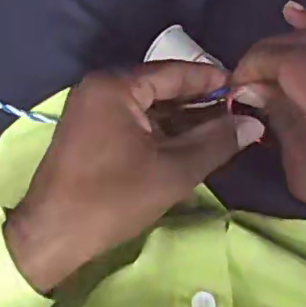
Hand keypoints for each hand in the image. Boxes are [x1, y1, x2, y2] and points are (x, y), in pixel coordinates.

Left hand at [6, 62, 265, 292]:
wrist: (52, 234)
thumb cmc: (113, 198)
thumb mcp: (173, 170)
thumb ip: (216, 142)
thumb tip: (253, 123)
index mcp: (115, 85)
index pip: (174, 71)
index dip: (213, 80)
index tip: (246, 87)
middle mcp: (99, 87)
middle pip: (160, 86)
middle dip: (199, 101)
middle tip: (239, 111)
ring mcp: (90, 108)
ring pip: (146, 105)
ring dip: (181, 118)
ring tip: (223, 128)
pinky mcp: (88, 130)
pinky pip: (131, 119)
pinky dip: (159, 130)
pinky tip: (189, 142)